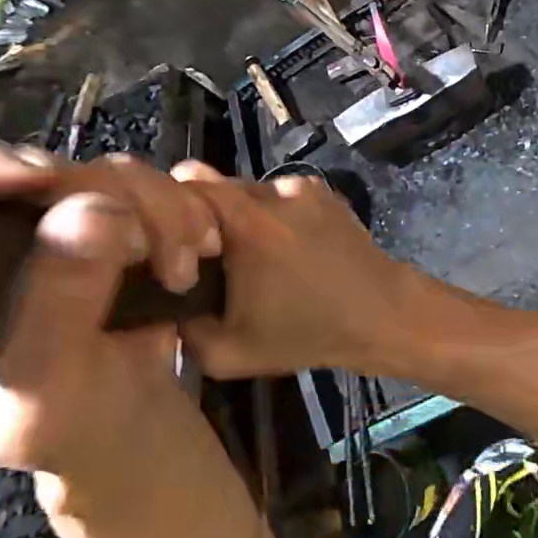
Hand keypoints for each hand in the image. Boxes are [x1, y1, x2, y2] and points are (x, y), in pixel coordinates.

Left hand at [0, 146, 222, 476]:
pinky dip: (182, 207)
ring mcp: (48, 225)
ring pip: (102, 171)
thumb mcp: (47, 389)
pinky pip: (147, 183)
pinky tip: (201, 245)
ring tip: (184, 265)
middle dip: (106, 198)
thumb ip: (59, 307)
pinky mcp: (107, 218)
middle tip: (148, 248)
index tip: (37, 179)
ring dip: (161, 210)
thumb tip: (95, 210)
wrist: (131, 420)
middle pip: (32, 172)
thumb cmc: (68, 424)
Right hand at [170, 163, 420, 378]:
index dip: (169, 202)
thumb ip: (182, 329)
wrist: (379, 312)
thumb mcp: (229, 352)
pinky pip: (281, 194)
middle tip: (198, 248)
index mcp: (251, 225)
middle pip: (219, 185)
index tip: (160, 232)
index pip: (192, 184)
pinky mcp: (324, 191)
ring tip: (244, 251)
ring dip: (240, 214)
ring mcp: (305, 188)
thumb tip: (157, 303)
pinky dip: (272, 212)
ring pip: (251, 189)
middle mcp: (277, 194)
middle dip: (203, 213)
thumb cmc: (306, 333)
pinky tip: (281, 245)